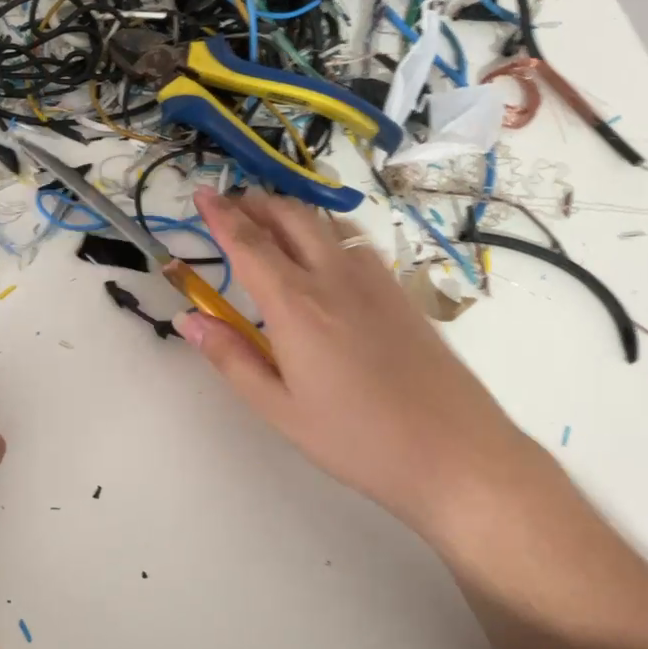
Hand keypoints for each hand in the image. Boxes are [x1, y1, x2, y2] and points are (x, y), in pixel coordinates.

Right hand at [177, 188, 544, 535]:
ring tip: (267, 218)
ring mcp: (376, 283)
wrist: (458, 454)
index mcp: (297, 307)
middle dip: (256, 203)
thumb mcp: (277, 408)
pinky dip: (324, 231)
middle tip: (228, 201)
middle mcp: (336, 281)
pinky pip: (355, 244)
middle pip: (292, 219)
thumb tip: (189, 319)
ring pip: (328, 225)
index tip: (201, 193)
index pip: (249, 245)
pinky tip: (320, 252)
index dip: (221, 216)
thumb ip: (231, 357)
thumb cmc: (356, 438)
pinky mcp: (402, 296)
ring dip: (291, 213)